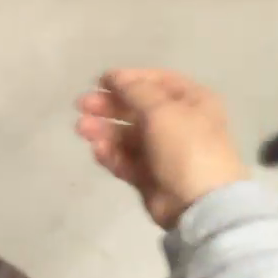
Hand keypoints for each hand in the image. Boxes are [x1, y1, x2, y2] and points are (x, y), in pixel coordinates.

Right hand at [75, 68, 248, 228]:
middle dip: (109, 106)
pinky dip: (110, 154)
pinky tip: (97, 150)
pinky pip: (124, 159)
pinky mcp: (146, 174)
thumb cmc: (186, 147)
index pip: (157, 82)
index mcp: (191, 102)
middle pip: (137, 109)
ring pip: (126, 135)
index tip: (101, 81)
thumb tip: (116, 77)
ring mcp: (160, 150)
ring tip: (81, 129)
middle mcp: (176, 123)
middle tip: (81, 105)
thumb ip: (136, 92)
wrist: (197, 200)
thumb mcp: (163, 111)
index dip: (130, 79)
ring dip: (103, 130)